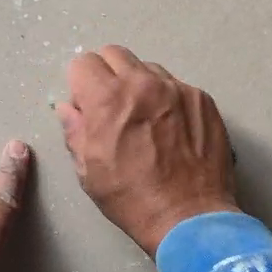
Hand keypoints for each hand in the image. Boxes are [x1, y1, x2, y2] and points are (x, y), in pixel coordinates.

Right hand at [56, 45, 238, 257]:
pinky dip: (167, 100)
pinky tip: (171, 131)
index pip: (83, 63)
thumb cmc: (132, 199)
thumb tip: (68, 109)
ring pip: (148, 68)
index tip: (86, 107)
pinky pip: (177, 87)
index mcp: (108, 99)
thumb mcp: (89, 171)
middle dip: (106, 76)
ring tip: (144, 121)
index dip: (79, 85)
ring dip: (139, 86)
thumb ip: (75, 131)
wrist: (188, 217)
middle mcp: (143, 83)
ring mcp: (178, 88)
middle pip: (115, 54)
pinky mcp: (203, 100)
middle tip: (111, 108)